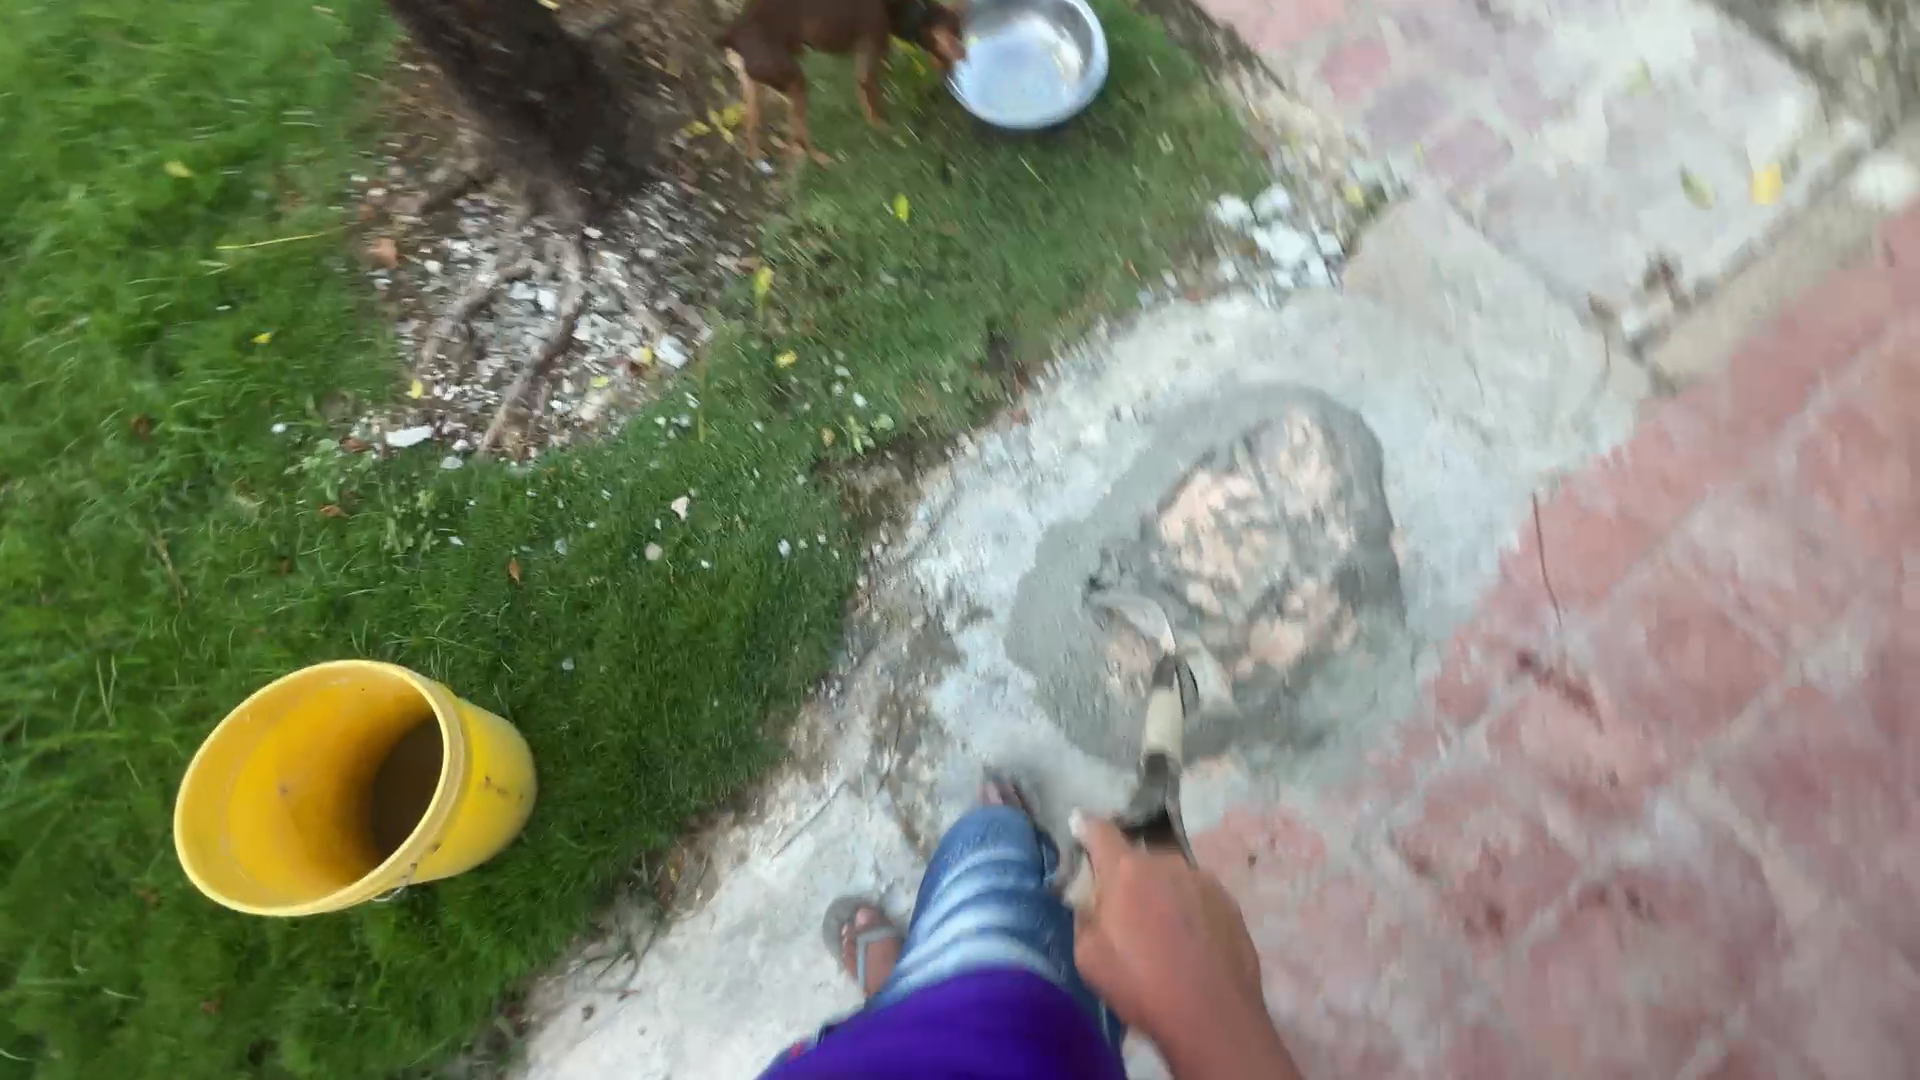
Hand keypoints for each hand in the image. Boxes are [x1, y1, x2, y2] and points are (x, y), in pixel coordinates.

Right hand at [1070, 812, 1301, 1079]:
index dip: (1086, 827)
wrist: (1215, 1019)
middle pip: (1136, 859)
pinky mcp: (1228, 901)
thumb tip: (1091, 898)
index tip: (1078, 823)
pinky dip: (1189, 909)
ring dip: (1161, 893)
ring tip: (1164, 932)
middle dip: (1128, 877)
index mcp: (1125, 869)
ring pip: (1169, 877)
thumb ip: (1084, 915)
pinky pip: (1197, 894)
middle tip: (1127, 913)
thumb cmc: (1142, 987)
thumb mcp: (1089, 957)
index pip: (1099, 831)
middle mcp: (1164, 862)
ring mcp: (1201, 879)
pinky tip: (1192, 942)